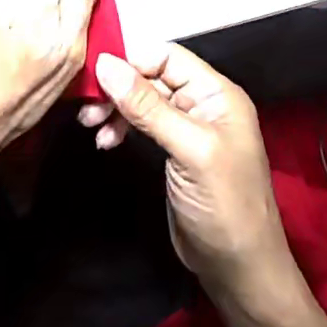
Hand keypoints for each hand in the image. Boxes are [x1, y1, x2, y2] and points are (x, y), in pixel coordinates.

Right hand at [85, 40, 296, 306]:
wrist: (240, 269)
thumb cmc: (225, 204)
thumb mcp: (189, 150)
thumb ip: (149, 107)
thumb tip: (106, 65)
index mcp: (216, 93)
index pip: (168, 56)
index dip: (132, 59)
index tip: (94, 74)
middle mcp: (203, 103)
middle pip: (153, 76)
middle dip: (119, 86)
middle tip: (86, 107)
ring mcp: (189, 127)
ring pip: (145, 101)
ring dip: (116, 108)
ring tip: (90, 125)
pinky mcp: (175, 151)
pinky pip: (144, 125)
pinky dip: (123, 127)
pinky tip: (106, 141)